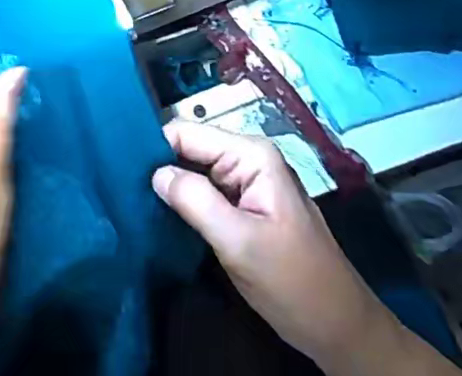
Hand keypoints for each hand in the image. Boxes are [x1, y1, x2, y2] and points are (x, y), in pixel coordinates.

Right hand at [152, 122, 460, 375]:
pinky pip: (205, 191)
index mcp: (251, 154)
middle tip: (125, 189)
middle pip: (189, 149)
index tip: (122, 168)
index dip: (155, 147)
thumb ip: (195, 201)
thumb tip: (154, 173)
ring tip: (136, 201)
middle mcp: (248, 158)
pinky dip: (184, 202)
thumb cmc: (294, 282)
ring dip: (170, 186)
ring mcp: (246, 181)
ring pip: (194, 171)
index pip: (188, 133)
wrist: (339, 327)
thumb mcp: (240, 243)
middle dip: (161, 167)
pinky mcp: (243, 205)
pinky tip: (162, 214)